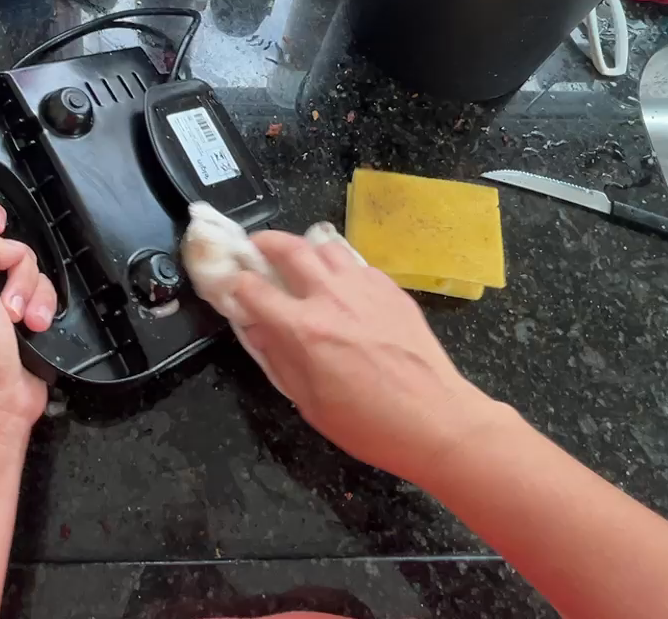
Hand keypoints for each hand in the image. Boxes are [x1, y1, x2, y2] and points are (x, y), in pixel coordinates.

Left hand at [0, 202, 57, 438]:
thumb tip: (6, 245)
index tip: (3, 225)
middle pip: (9, 251)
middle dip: (19, 271)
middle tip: (9, 302)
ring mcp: (0, 306)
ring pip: (31, 273)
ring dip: (34, 294)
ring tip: (25, 322)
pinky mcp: (24, 322)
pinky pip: (44, 296)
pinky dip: (45, 309)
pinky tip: (38, 328)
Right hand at [230, 230, 496, 486]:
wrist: (436, 420)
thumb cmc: (368, 424)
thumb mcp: (309, 402)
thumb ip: (278, 357)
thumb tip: (256, 328)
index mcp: (303, 329)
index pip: (253, 289)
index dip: (235, 283)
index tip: (231, 284)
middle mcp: (330, 296)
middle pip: (288, 247)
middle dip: (263, 242)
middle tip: (255, 248)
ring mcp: (363, 287)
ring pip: (324, 245)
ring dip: (304, 248)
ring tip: (300, 260)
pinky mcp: (389, 287)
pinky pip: (355, 263)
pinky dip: (339, 265)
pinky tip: (341, 284)